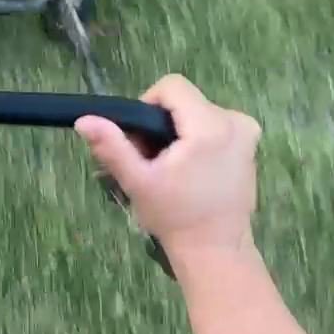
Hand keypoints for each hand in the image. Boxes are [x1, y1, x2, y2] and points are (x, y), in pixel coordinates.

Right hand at [75, 74, 260, 257]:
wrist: (213, 246)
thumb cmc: (173, 216)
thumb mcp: (137, 181)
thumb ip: (112, 146)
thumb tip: (83, 119)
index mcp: (209, 126)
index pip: (172, 87)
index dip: (146, 106)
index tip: (140, 139)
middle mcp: (235, 120)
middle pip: (184, 102)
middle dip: (160, 126)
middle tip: (150, 162)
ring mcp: (247, 132)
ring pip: (197, 114)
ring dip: (177, 134)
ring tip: (168, 169)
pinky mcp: (250, 144)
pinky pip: (214, 125)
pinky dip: (195, 140)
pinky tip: (188, 171)